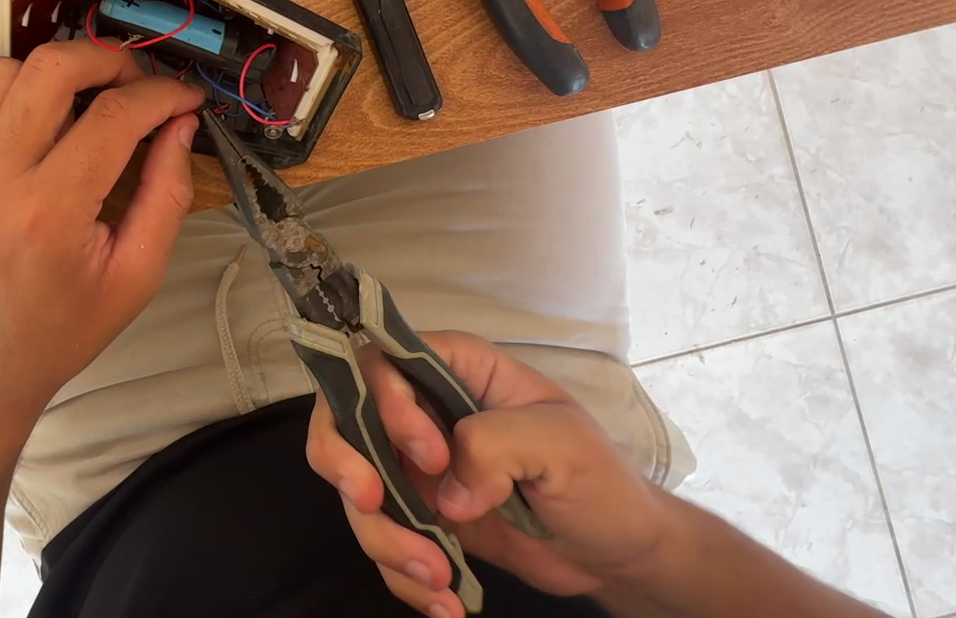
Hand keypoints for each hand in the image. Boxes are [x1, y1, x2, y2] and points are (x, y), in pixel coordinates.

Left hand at [0, 39, 205, 427]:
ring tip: (83, 103)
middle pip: (51, 67)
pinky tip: (35, 123)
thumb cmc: (59, 332)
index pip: (115, 115)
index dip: (161, 94)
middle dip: (108, 58)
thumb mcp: (135, 276)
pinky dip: (11, 95)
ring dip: (54, 73)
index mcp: (50, 212)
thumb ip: (167, 195)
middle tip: (135, 83)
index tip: (183, 98)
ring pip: (5, 71)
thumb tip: (180, 125)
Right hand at [305, 332, 673, 615]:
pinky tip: (443, 601)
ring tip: (436, 578)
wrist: (615, 554)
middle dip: (342, 462)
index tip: (432, 458)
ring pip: (352, 484)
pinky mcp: (415, 511)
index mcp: (450, 367)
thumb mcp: (561, 442)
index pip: (380, 361)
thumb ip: (496, 444)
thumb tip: (445, 494)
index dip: (384, 403)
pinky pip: (379, 534)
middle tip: (370, 502)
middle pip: (340, 414)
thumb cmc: (599, 479)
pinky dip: (399, 573)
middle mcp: (417, 406)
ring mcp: (409, 461)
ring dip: (381, 535)